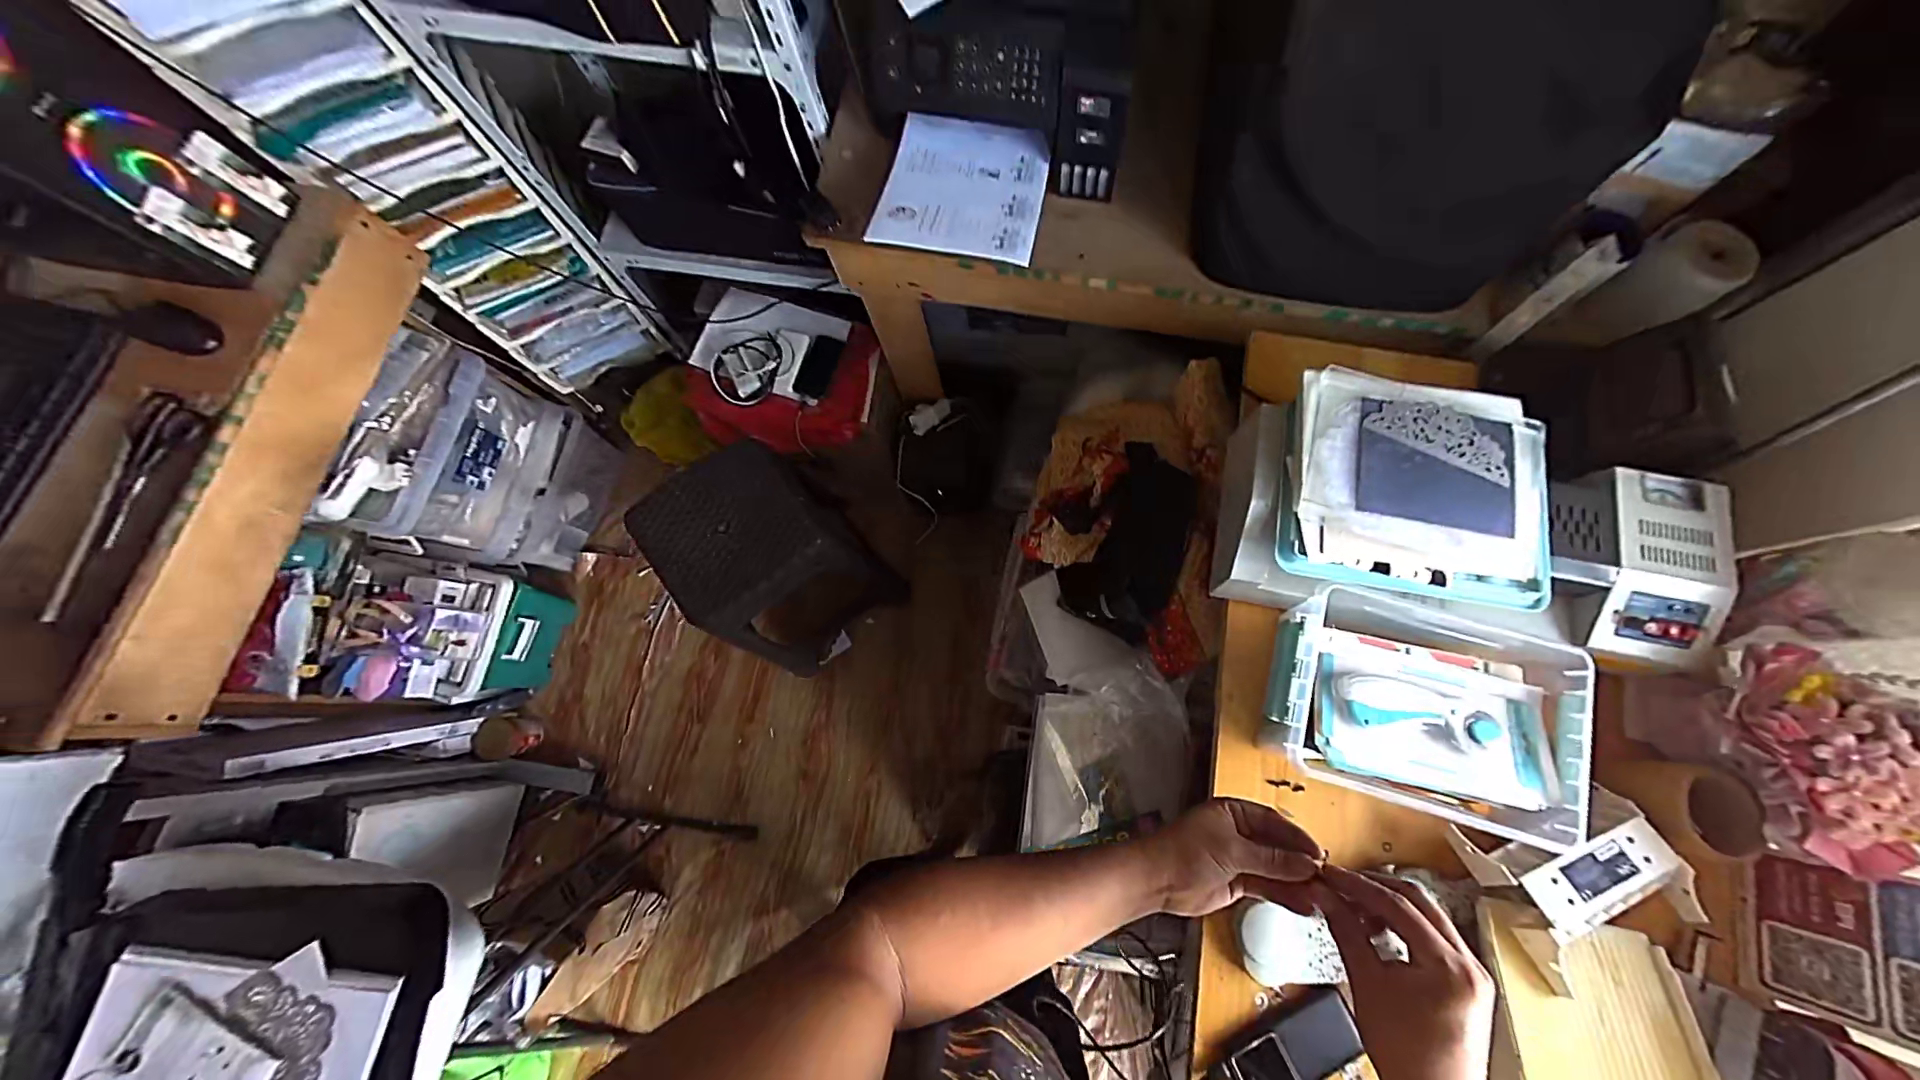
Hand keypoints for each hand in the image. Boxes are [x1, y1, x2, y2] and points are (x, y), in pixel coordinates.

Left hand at [1137, 798, 1323, 917]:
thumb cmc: (1187, 852)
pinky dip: (1283, 895)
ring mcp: (1237, 858)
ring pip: (1274, 869)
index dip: (1297, 837)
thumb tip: (1307, 864)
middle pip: (1276, 846)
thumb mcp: (1232, 851)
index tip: (1320, 854)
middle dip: (1300, 862)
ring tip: (1323, 898)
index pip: (1273, 821)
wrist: (1158, 880)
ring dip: (1296, 882)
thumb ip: (1271, 859)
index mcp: (1233, 812)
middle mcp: (1237, 832)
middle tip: (1328, 880)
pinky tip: (1304, 906)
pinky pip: (1265, 886)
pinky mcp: (1236, 882)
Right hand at [1312, 866, 1493, 1079]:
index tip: (1332, 876)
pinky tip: (1379, 929)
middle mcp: (1470, 966)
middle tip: (1342, 883)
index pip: (1398, 904)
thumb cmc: (1407, 1056)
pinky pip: (1435, 936)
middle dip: (1375, 887)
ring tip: (1356, 906)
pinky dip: (1404, 925)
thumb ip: (1346, 931)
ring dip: (1390, 904)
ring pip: (1428, 916)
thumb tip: (1328, 898)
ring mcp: (1473, 974)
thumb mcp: (1366, 983)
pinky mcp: (1468, 982)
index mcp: (1450, 966)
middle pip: (1419, 901)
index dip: (1358, 884)